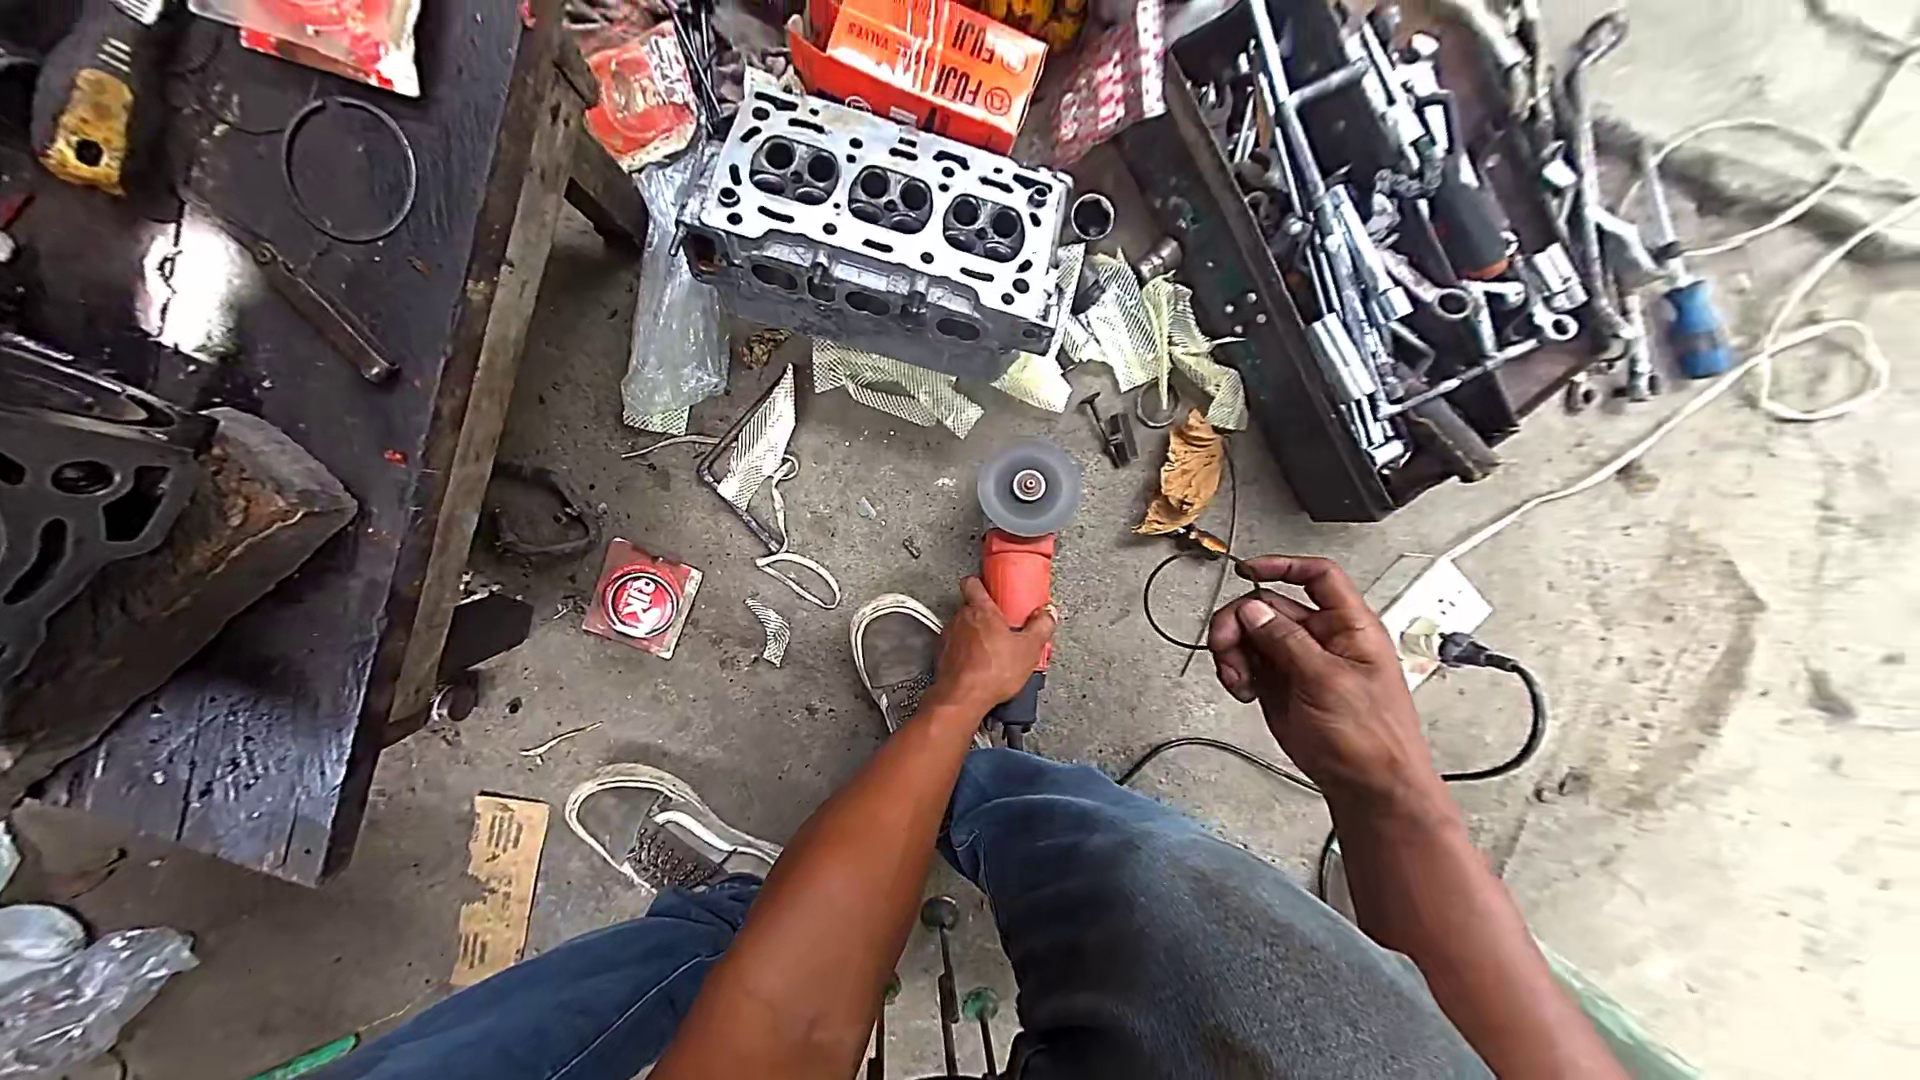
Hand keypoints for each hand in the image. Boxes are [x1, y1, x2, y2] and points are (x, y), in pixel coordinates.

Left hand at [926, 577, 1057, 713]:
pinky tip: (981, 665)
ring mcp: (949, 636)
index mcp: (981, 610)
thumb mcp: (1029, 649)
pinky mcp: (942, 655)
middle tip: (1002, 627)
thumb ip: (1041, 627)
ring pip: (963, 627)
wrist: (962, 698)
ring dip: (975, 634)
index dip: (981, 583)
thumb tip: (1048, 614)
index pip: (972, 583)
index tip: (993, 589)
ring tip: (994, 650)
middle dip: (985, 615)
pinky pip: (956, 646)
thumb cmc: (991, 672)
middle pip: (971, 606)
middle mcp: (961, 619)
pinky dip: (966, 652)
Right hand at [1207, 555, 1440, 808]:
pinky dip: (1234, 671)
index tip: (1247, 571)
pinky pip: (1244, 661)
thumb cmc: (1372, 740)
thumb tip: (1253, 608)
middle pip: (1267, 606)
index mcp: (1347, 627)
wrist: (1366, 787)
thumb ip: (1286, 641)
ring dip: (1232, 650)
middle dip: (1239, 622)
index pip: (1317, 577)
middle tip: (1225, 644)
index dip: (1282, 566)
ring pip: (1249, 634)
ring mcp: (1296, 660)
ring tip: (1236, 676)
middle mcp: (1319, 638)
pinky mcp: (1277, 682)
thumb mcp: (1328, 681)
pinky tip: (1242, 688)